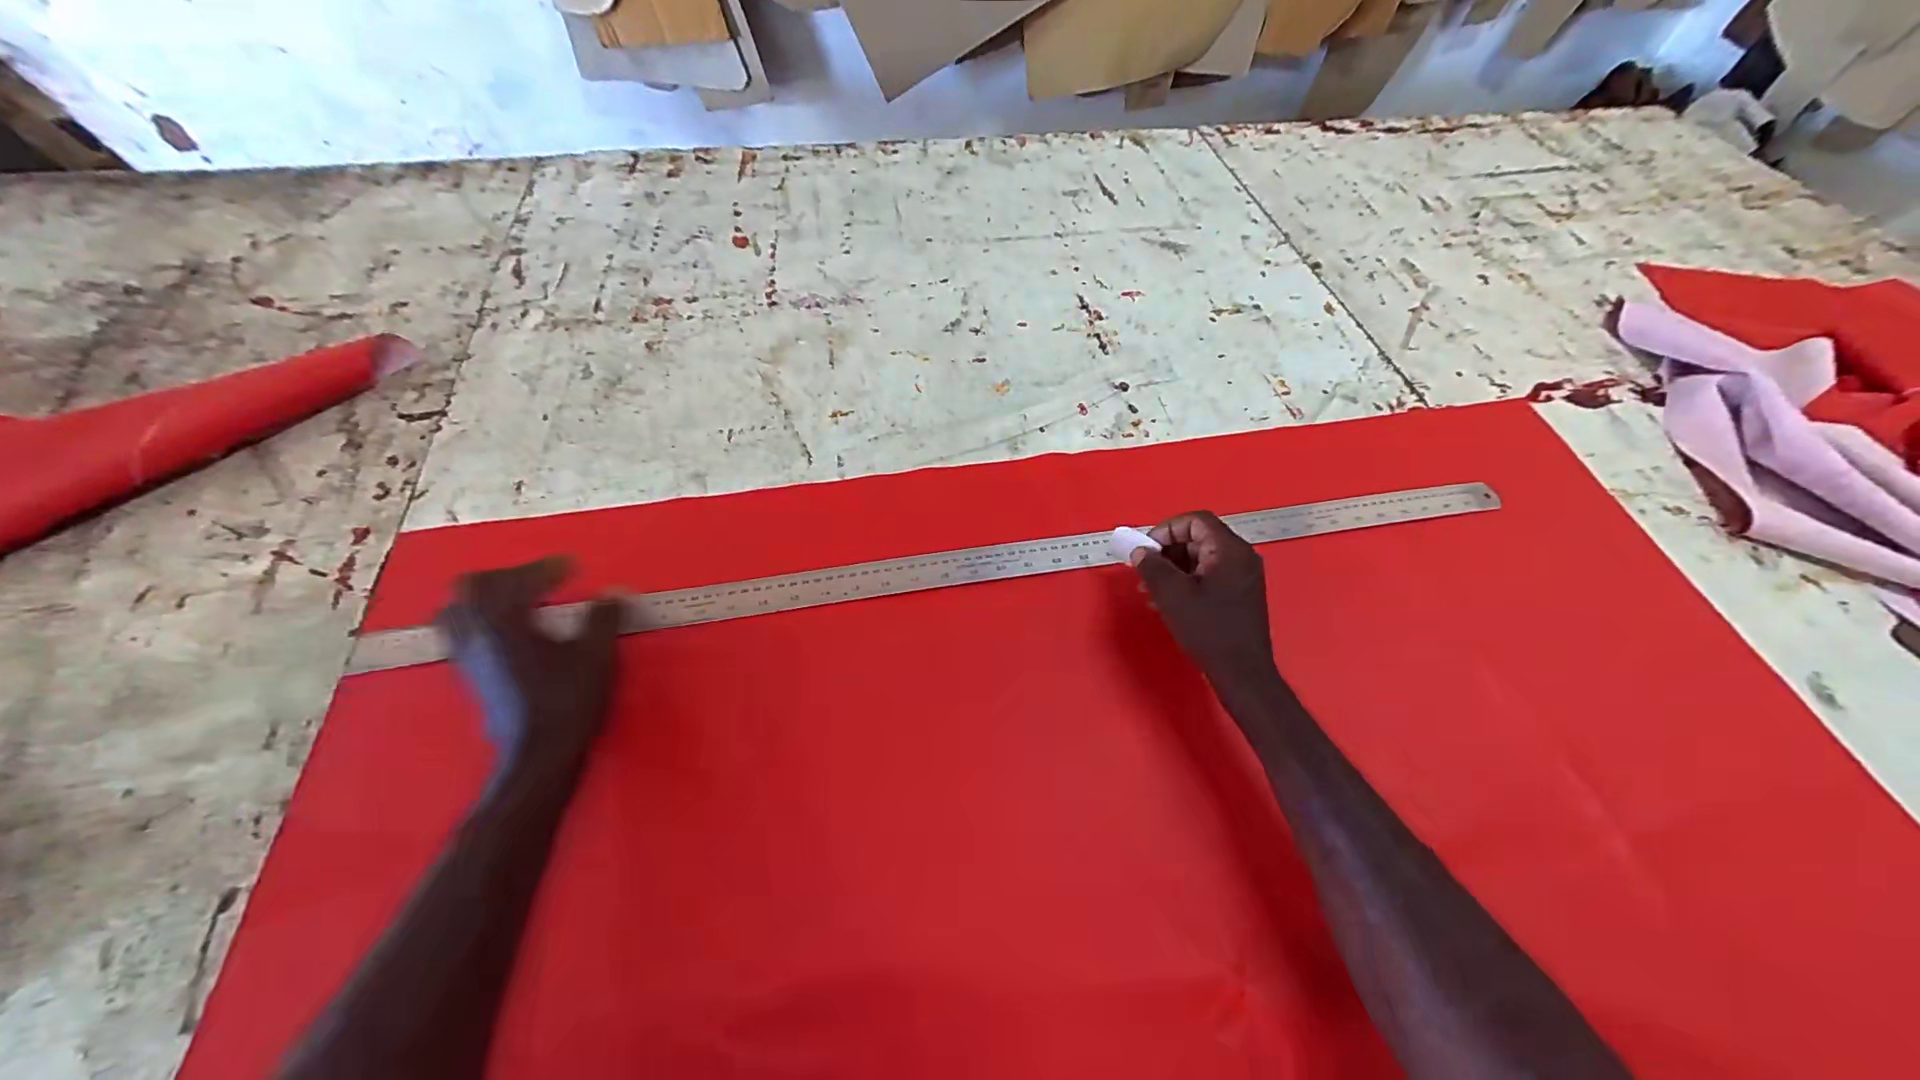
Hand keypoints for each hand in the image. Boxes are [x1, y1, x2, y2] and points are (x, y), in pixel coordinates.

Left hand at [437, 558, 623, 770]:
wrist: (538, 754)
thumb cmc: (568, 701)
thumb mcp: (595, 656)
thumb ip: (602, 619)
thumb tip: (612, 594)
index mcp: (505, 622)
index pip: (519, 580)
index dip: (548, 568)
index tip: (573, 566)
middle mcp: (476, 634)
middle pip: (473, 587)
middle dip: (509, 575)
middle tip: (542, 579)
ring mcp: (467, 657)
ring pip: (458, 610)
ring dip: (488, 596)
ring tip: (520, 600)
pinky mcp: (470, 676)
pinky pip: (462, 632)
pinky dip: (484, 619)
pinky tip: (512, 631)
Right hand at [1128, 512, 1277, 683]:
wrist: (1242, 672)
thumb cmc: (1209, 630)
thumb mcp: (1173, 595)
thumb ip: (1153, 567)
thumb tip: (1140, 551)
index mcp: (1229, 550)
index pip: (1195, 521)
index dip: (1166, 530)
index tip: (1146, 551)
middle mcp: (1240, 557)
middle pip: (1197, 538)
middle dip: (1166, 552)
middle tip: (1144, 571)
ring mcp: (1242, 577)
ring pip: (1200, 559)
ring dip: (1172, 569)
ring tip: (1150, 590)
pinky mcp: (1239, 595)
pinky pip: (1208, 576)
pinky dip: (1185, 582)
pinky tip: (1166, 602)